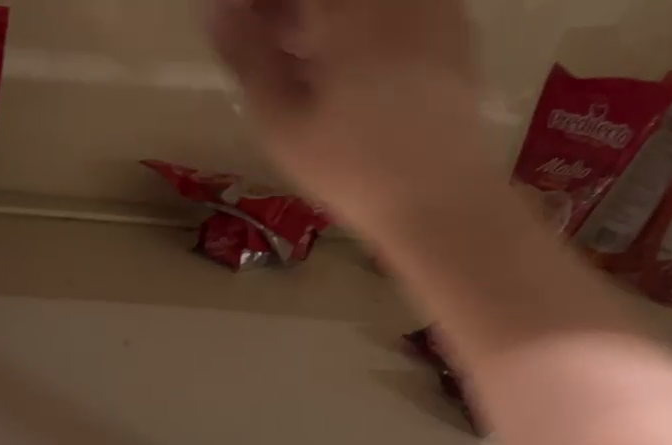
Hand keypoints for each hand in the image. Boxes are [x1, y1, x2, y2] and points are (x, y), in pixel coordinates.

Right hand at [207, 0, 502, 234]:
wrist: (438, 198)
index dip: (258, 5)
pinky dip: (365, 27)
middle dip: (288, 11)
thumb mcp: (282, 122)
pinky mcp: (455, 30)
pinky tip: (349, 68)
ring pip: (362, 4)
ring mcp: (430, 5)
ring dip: (323, 20)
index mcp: (344, 9)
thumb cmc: (348, 167)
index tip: (234, 21)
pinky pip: (398, 10)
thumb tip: (217, 12)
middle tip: (265, 42)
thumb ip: (248, 58)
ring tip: (303, 60)